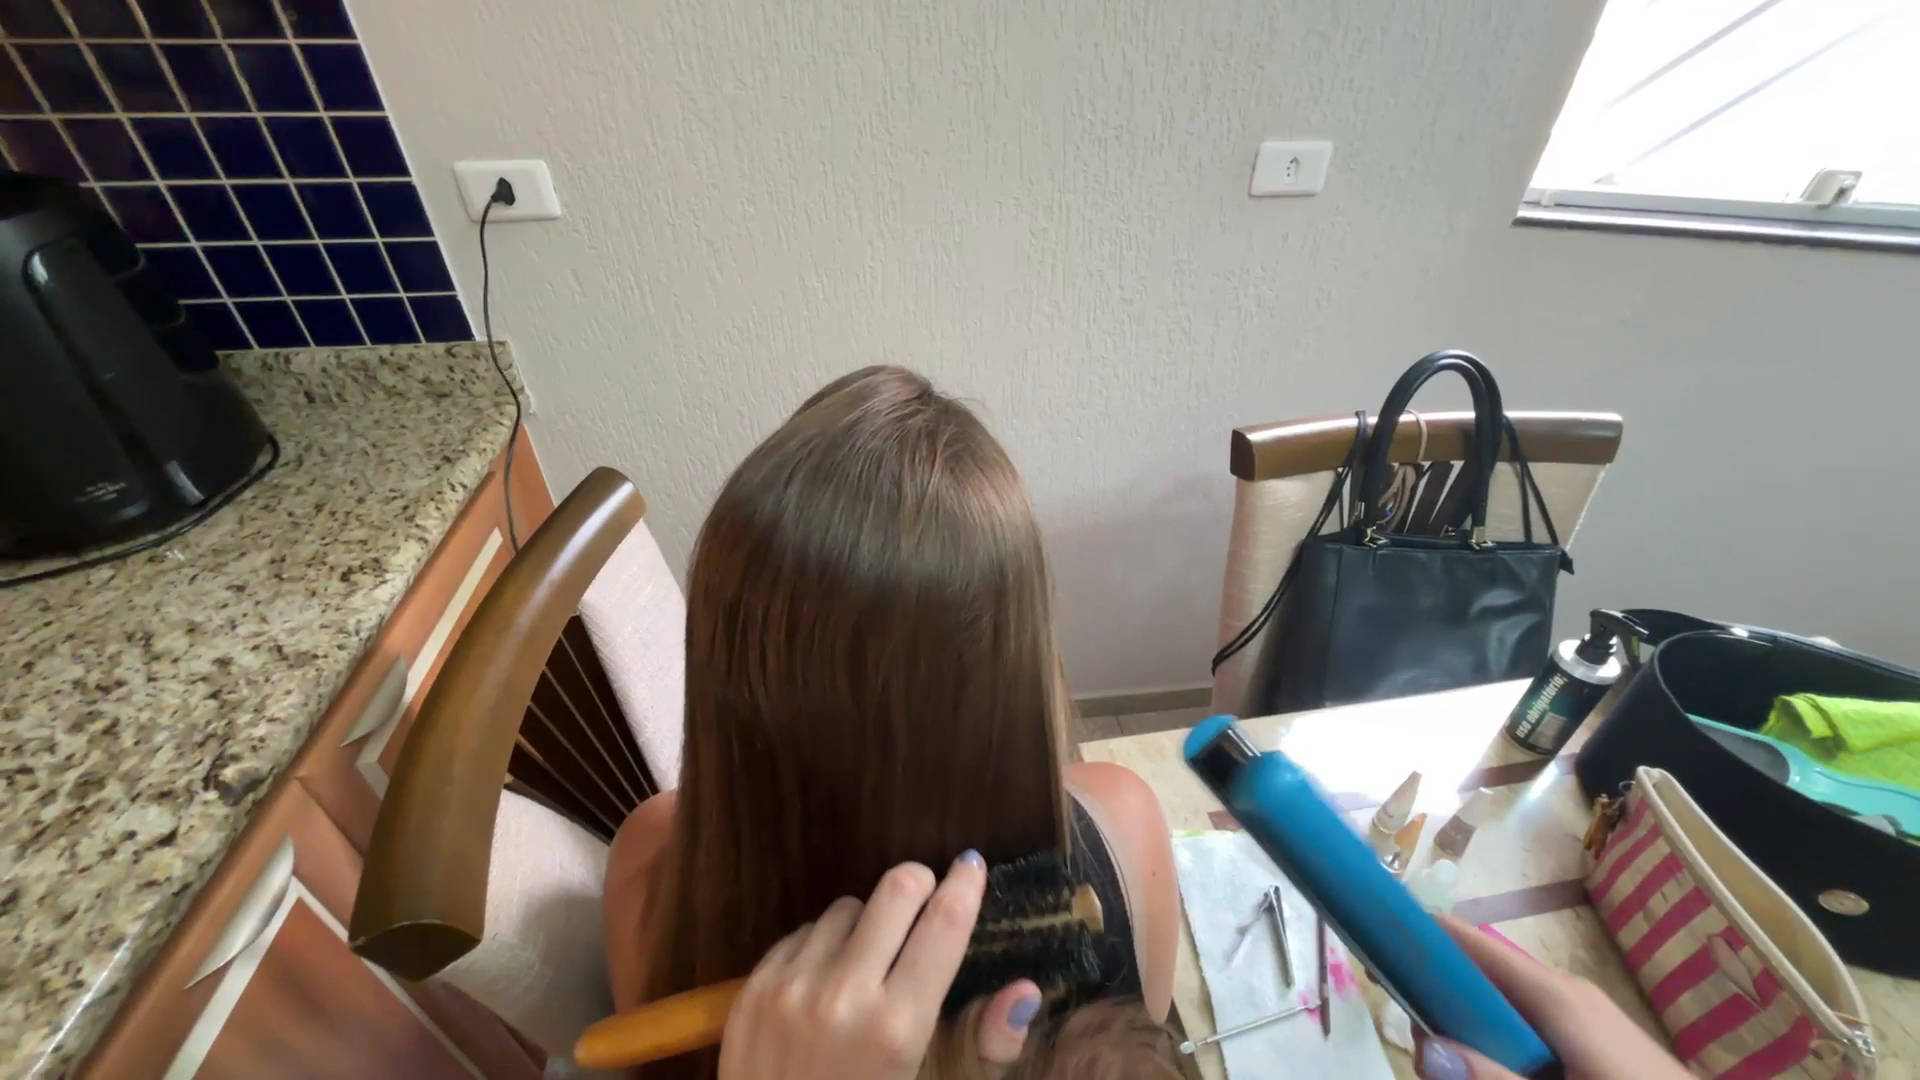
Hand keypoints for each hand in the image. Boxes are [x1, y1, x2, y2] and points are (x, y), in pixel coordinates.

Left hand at [718, 852, 1044, 1079]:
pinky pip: (805, 930)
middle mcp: (843, 996)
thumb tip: (1027, 990)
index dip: (965, 886)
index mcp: (897, 1027)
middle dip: (919, 884)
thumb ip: (984, 1041)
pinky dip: (824, 945)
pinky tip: (824, 983)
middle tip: (925, 898)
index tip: (972, 864)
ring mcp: (792, 987)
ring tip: (866, 961)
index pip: (943, 926)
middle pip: (896, 888)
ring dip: (866, 921)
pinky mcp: (754, 986)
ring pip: (847, 907)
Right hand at [1415, 916, 1690, 1079]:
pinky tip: (1500, 1077)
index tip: (1370, 953)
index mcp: (1554, 993)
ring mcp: (1580, 1017)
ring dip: (1469, 1041)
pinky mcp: (1593, 1044)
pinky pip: (1525, 1032)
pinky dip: (1500, 1052)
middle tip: (1427, 1061)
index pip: (1463, 938)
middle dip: (1438, 1012)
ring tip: (1462, 1077)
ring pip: (1496, 1011)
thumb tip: (1423, 1047)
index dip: (1411, 935)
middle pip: (1472, 978)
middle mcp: (1562, 991)